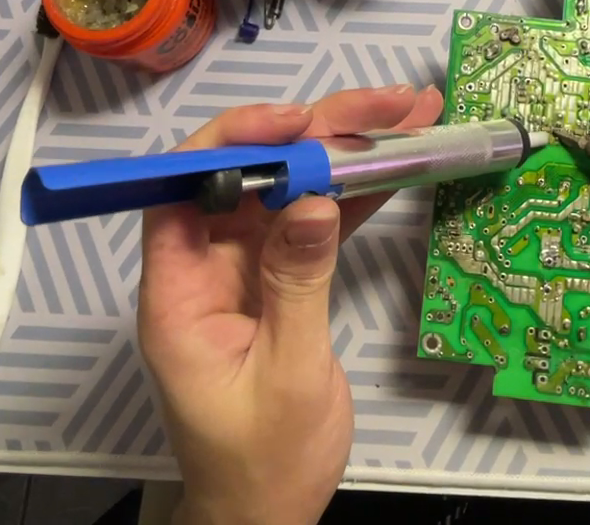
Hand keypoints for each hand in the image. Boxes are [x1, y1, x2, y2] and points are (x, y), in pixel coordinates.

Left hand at [139, 84, 444, 524]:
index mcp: (180, 290)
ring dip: (348, 150)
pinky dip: (356, 191)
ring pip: (292, 186)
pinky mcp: (284, 274)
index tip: (298, 120)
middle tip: (388, 106)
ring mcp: (249, 265)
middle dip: (318, 133)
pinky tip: (398, 163)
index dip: (234, 141)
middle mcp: (209, 263)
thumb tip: (312, 197)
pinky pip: (317, 219)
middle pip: (254, 173)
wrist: (270, 512)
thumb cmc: (263, 460)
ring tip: (409, 116)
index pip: (184, 189)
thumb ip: (298, 283)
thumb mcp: (286, 374)